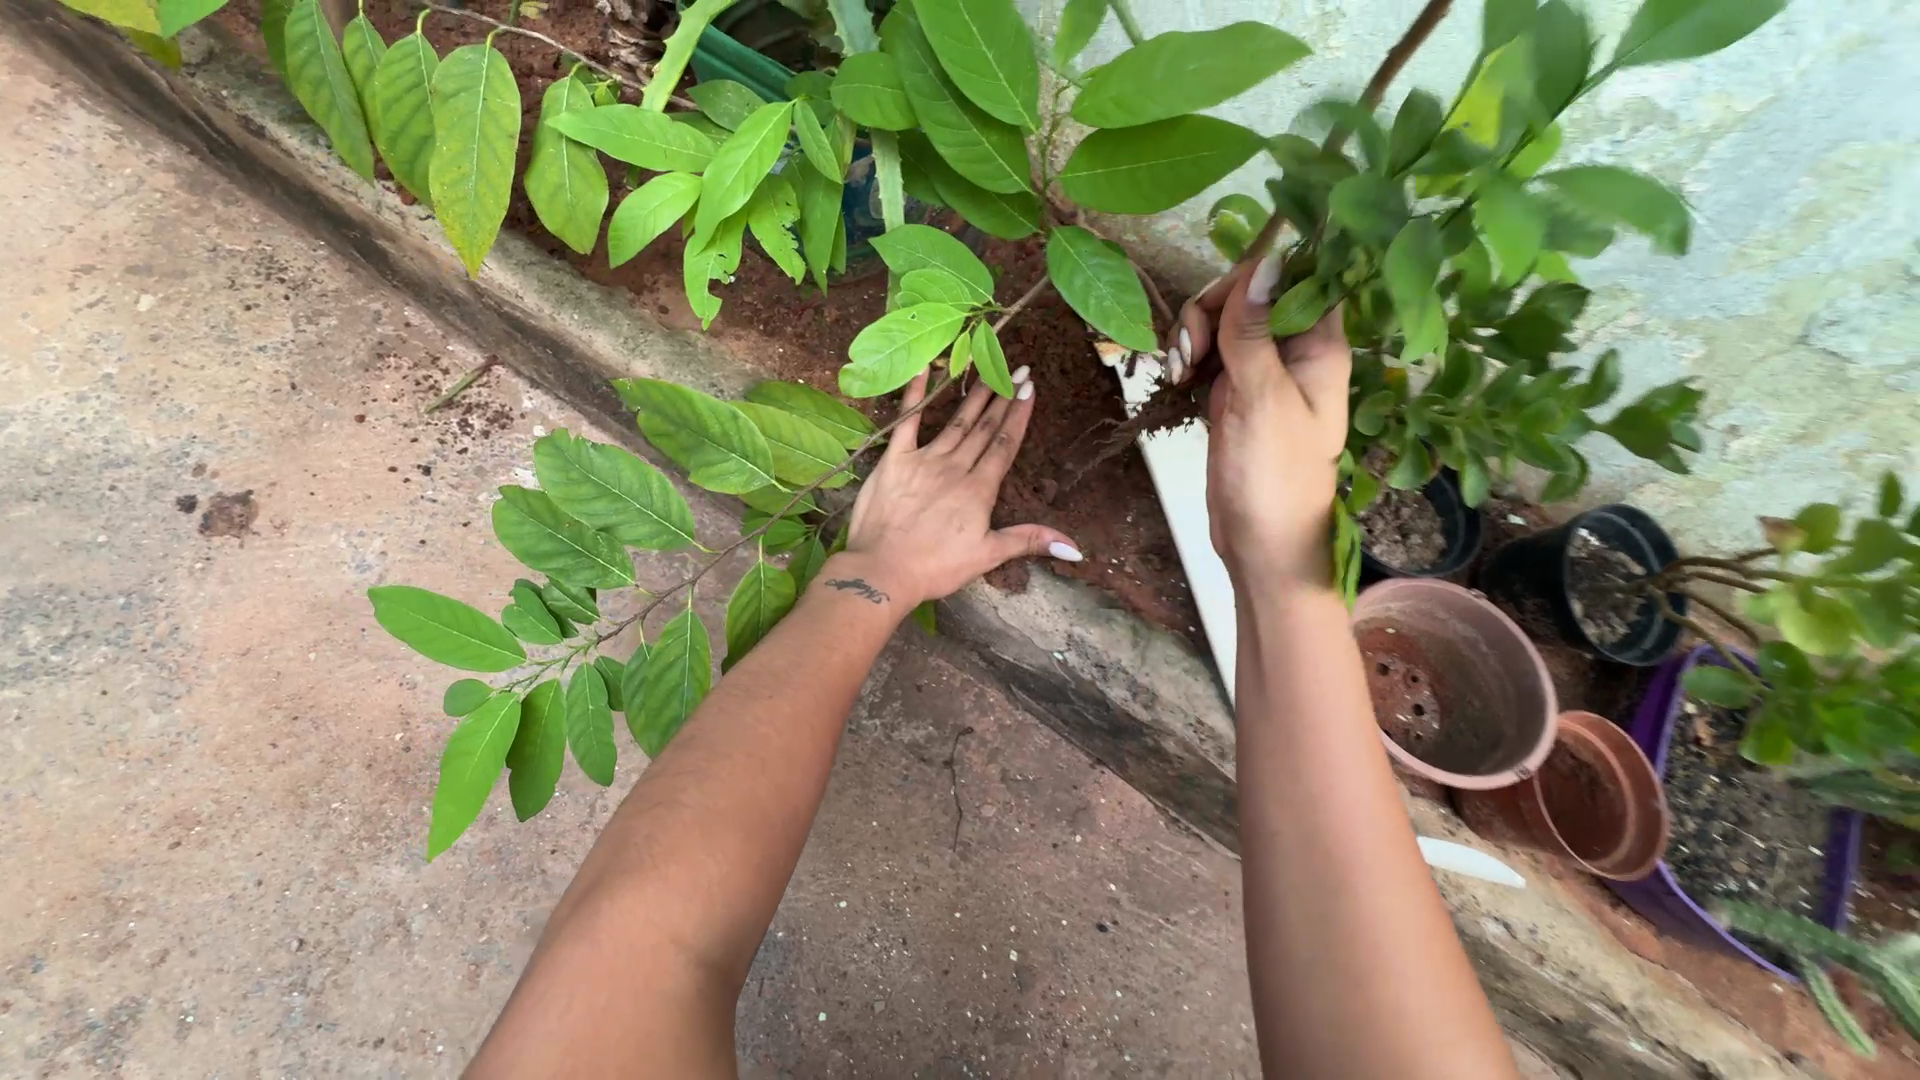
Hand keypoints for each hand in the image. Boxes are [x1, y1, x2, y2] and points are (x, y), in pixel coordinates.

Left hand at [835, 366, 1081, 608]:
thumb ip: (1028, 541)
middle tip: (1018, 369)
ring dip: (974, 395)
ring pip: (956, 422)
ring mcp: (923, 460)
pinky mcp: (893, 460)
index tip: (1030, 388)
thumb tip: (1074, 548)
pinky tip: (926, 370)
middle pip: (984, 428)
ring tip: (989, 367)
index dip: (1019, 415)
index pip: (1005, 444)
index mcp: (979, 490)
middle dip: (1003, 397)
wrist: (883, 571)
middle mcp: (955, 468)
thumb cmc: (936, 568)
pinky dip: (915, 395)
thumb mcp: (987, 556)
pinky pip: (906, 421)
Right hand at [1167, 252, 1351, 589]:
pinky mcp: (1232, 392)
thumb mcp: (1263, 399)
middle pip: (1249, 293)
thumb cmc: (1273, 476)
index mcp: (1319, 346)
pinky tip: (1177, 379)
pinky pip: (1208, 353)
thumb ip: (1256, 331)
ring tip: (1180, 372)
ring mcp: (1260, 371)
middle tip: (1191, 353)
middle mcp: (1293, 351)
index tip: (1222, 308)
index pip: (1294, 276)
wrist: (1259, 542)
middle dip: (1211, 310)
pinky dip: (1188, 357)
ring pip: (1223, 321)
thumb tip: (1265, 259)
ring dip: (1193, 334)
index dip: (1255, 276)